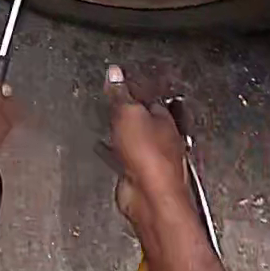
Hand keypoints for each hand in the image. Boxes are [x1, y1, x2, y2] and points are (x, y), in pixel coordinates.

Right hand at [105, 65, 193, 231]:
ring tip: (109, 120)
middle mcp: (161, 138)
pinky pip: (123, 155)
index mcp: (163, 118)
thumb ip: (120, 94)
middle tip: (115, 97)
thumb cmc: (148, 157)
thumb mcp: (129, 114)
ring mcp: (150, 157)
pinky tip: (105, 149)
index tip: (118, 77)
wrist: (151, 197)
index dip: (131, 85)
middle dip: (130, 107)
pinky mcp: (138, 173)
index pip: (146, 95)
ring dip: (122, 129)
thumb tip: (114, 73)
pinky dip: (113, 149)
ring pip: (135, 136)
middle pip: (144, 116)